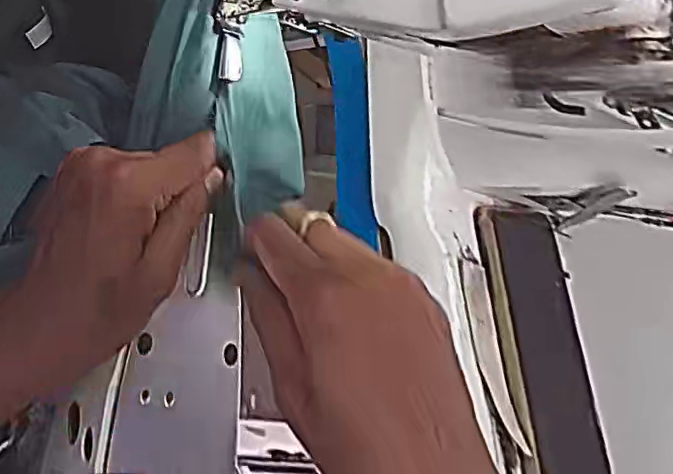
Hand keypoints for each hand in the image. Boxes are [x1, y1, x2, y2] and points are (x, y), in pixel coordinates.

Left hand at [0, 132, 222, 423]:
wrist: (26, 329)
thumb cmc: (88, 316)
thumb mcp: (157, 275)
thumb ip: (190, 215)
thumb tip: (212, 177)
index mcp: (127, 183)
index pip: (194, 151)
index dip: (208, 174)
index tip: (207, 200)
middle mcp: (100, 159)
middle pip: (167, 159)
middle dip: (173, 192)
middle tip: (157, 239)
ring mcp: (80, 161)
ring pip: (144, 165)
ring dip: (146, 194)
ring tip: (128, 240)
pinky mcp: (69, 168)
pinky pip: (118, 169)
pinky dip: (122, 193)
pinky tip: (110, 231)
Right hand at [240, 210, 494, 473]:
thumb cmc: (369, 449)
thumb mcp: (292, 387)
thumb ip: (266, 317)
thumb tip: (251, 279)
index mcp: (323, 296)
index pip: (274, 233)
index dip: (254, 236)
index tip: (249, 244)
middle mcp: (365, 277)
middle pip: (311, 223)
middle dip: (289, 239)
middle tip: (275, 266)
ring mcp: (399, 283)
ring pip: (346, 238)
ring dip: (324, 253)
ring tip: (315, 298)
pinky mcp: (424, 296)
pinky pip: (379, 263)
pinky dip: (359, 273)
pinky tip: (353, 312)